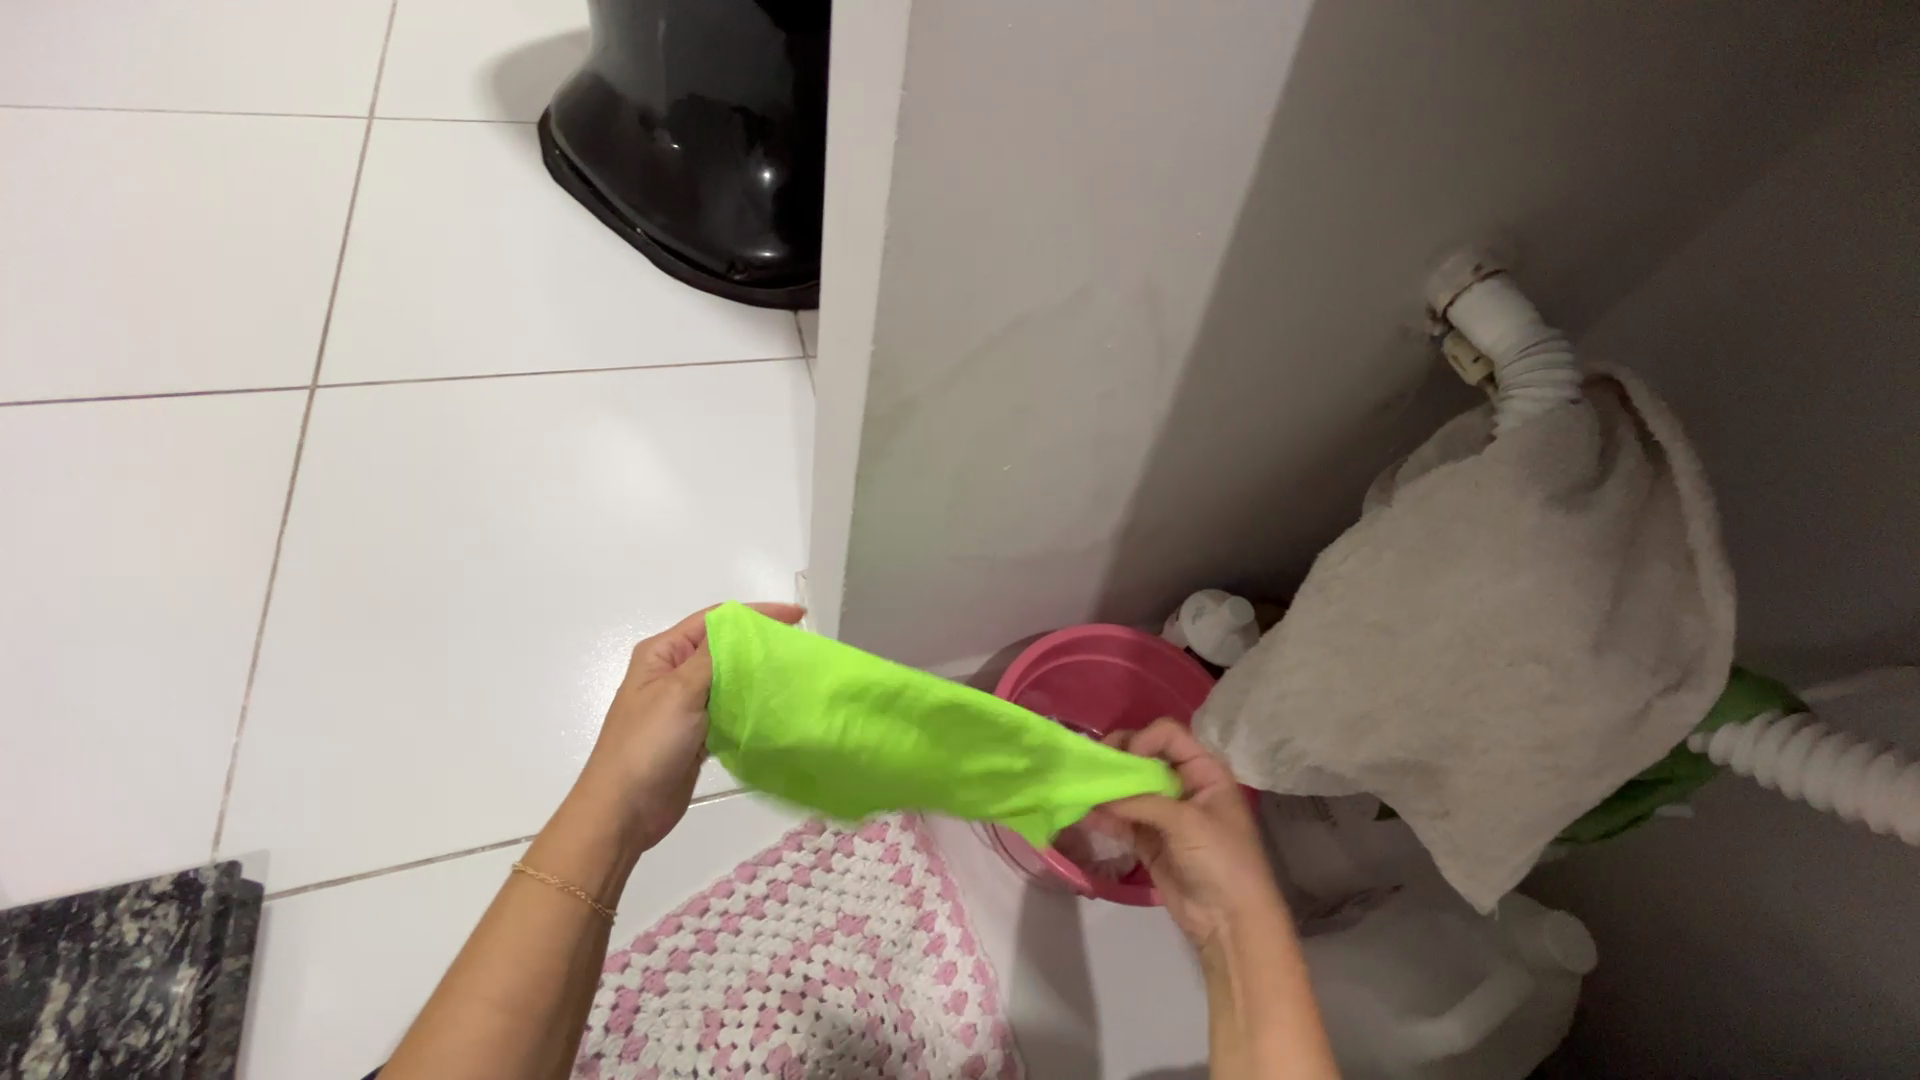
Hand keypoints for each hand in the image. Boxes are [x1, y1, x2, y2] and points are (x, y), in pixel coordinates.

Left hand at [576, 602, 804, 850]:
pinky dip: (751, 704)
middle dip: (760, 643)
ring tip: (795, 672)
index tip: (796, 616)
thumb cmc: (647, 744)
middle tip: (800, 646)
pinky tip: (776, 706)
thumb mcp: (679, 691)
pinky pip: (730, 708)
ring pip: (730, 678)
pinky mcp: (698, 732)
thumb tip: (742, 629)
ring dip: (758, 674)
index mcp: (663, 653)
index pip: (714, 620)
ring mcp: (686, 704)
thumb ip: (713, 657)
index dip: (755, 614)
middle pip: (724, 646)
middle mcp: (674, 672)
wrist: (624, 811)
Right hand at [1093, 720, 1288, 961]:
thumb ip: (1142, 802)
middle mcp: (1183, 783)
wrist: (1232, 922)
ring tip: (1080, 789)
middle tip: (1092, 766)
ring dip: (1106, 787)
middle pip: (1144, 756)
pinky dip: (1104, 815)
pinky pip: (1122, 817)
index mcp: (1204, 770)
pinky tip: (1085, 814)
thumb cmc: (1222, 860)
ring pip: (1129, 786)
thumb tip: (1097, 796)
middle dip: (1117, 759)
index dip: (1143, 740)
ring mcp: (1164, 812)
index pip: (1167, 735)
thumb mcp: (1187, 823)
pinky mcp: (1148, 838)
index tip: (1124, 760)